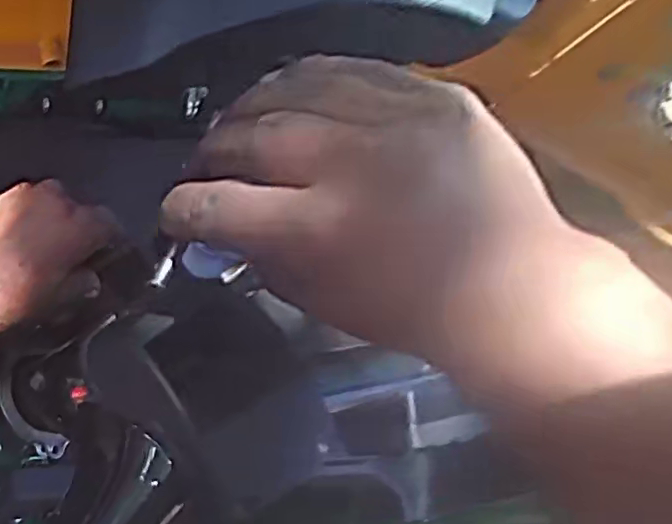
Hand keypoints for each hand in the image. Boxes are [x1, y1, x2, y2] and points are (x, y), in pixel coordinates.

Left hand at [0, 179, 122, 340]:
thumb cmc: (9, 299)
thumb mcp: (56, 298)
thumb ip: (80, 283)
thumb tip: (87, 280)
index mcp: (76, 224)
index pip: (107, 224)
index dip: (108, 241)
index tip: (104, 253)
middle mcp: (52, 200)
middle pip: (77, 208)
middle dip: (76, 229)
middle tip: (69, 257)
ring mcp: (23, 195)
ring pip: (49, 202)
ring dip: (50, 220)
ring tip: (40, 251)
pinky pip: (23, 204)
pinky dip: (26, 218)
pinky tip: (18, 243)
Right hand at [160, 56, 582, 360]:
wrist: (498, 282)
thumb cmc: (390, 305)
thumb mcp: (304, 292)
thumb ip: (254, 251)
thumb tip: (216, 227)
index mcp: (313, 228)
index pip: (215, 203)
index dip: (178, 208)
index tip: (172, 213)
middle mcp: (350, 161)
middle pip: (249, 137)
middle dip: (208, 154)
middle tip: (198, 168)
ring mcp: (397, 118)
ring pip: (294, 89)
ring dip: (247, 108)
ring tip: (231, 126)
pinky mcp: (431, 94)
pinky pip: (349, 70)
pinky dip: (303, 82)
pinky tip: (283, 97)